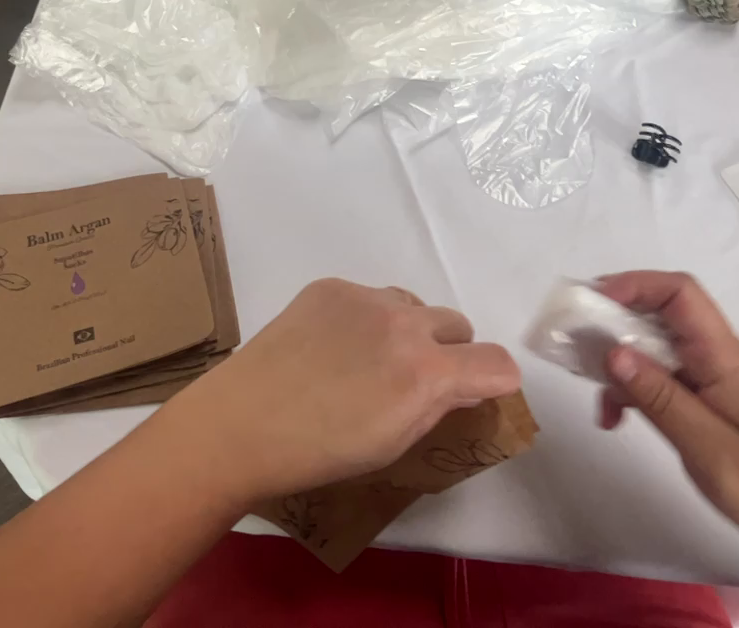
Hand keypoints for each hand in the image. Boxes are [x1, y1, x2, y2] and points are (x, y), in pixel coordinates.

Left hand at [156, 278, 519, 501]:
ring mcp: (364, 297)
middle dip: (450, 352)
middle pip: (458, 324)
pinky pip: (369, 296)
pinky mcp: (330, 285)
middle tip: (413, 380)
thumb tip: (465, 385)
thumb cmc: (321, 452)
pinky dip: (365, 318)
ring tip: (368, 360)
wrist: (241, 422)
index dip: (495, 382)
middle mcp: (404, 323)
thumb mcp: (394, 443)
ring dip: (408, 329)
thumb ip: (438, 406)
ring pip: (412, 305)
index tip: (476, 394)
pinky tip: (330, 346)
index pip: (497, 363)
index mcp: (426, 372)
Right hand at [594, 271, 738, 561]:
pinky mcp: (710, 402)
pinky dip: (633, 391)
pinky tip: (615, 419)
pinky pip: (662, 379)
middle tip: (573, 344)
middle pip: (659, 315)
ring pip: (654, 348)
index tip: (592, 302)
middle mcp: (718, 358)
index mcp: (724, 358)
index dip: (634, 284)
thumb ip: (660, 399)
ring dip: (617, 363)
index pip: (680, 293)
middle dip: (612, 321)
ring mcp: (714, 380)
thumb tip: (612, 350)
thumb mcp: (711, 450)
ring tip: (592, 392)